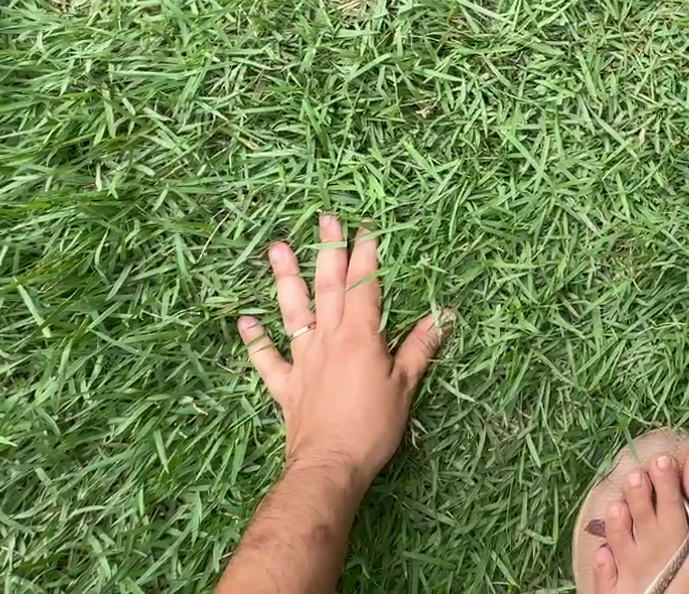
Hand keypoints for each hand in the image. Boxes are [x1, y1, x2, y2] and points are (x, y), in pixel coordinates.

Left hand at [236, 214, 450, 493]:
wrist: (327, 469)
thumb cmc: (372, 426)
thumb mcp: (405, 385)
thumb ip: (420, 346)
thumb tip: (444, 315)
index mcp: (359, 336)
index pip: (364, 285)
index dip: (366, 255)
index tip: (366, 226)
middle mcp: (327, 339)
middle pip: (327, 287)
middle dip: (328, 250)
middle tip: (324, 219)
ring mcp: (303, 361)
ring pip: (293, 312)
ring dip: (285, 279)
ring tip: (277, 248)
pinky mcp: (286, 386)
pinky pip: (267, 359)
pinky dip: (255, 340)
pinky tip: (244, 321)